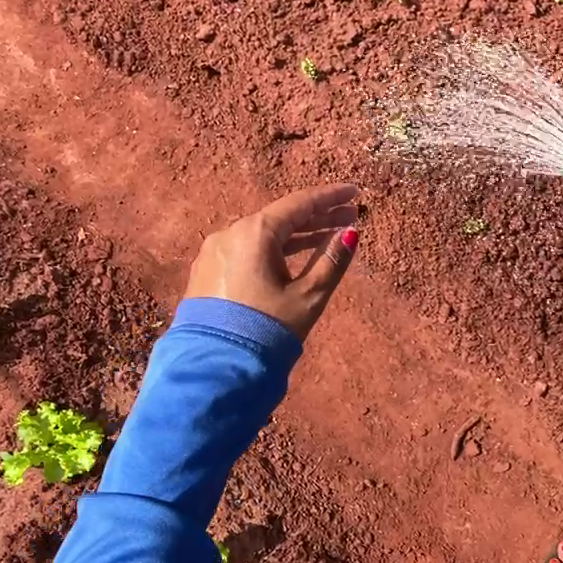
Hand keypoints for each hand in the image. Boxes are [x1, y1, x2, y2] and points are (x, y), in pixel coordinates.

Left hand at [185, 184, 360, 340]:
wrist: (216, 368)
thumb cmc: (269, 328)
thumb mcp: (309, 295)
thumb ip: (332, 260)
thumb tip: (351, 234)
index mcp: (255, 233)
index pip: (300, 203)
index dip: (331, 197)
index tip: (354, 193)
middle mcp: (230, 234)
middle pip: (282, 217)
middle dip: (318, 216)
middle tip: (350, 215)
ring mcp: (215, 252)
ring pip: (265, 234)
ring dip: (298, 234)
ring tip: (330, 234)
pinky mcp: (208, 271)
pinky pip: (249, 249)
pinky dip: (276, 248)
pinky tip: (296, 254)